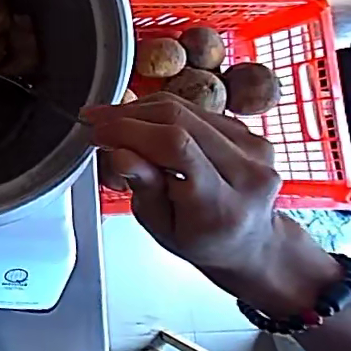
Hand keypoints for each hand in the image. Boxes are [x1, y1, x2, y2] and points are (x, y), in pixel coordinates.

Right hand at [85, 93, 340, 316]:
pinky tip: (140, 123)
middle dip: (128, 115)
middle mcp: (247, 171)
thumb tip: (120, 154)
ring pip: (185, 108)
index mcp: (223, 206)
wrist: (250, 242)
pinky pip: (195, 109)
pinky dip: (160, 112)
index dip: (129, 130)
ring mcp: (254, 147)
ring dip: (140, 109)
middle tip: (97, 122)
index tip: (98, 133)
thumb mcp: (161, 228)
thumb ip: (144, 189)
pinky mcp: (249, 132)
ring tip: (112, 121)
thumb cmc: (202, 241)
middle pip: (178, 119)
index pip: (175, 146)